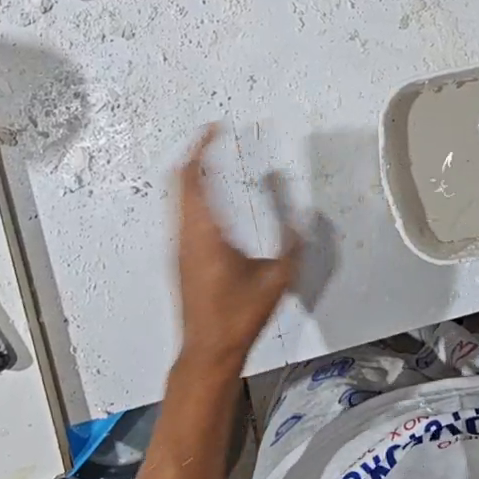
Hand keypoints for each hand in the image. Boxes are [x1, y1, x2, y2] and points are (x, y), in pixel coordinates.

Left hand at [173, 125, 298, 372]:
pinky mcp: (178, 257)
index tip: (215, 128)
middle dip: (193, 153)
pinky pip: (179, 212)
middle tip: (212, 135)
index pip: (195, 177)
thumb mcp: (279, 276)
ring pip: (175, 197)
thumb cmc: (242, 315)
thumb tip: (302, 208)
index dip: (202, 147)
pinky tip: (208, 196)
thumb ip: (293, 239)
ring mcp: (178, 246)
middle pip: (179, 181)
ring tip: (211, 157)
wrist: (208, 350)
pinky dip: (190, 192)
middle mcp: (186, 234)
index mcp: (207, 233)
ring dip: (190, 173)